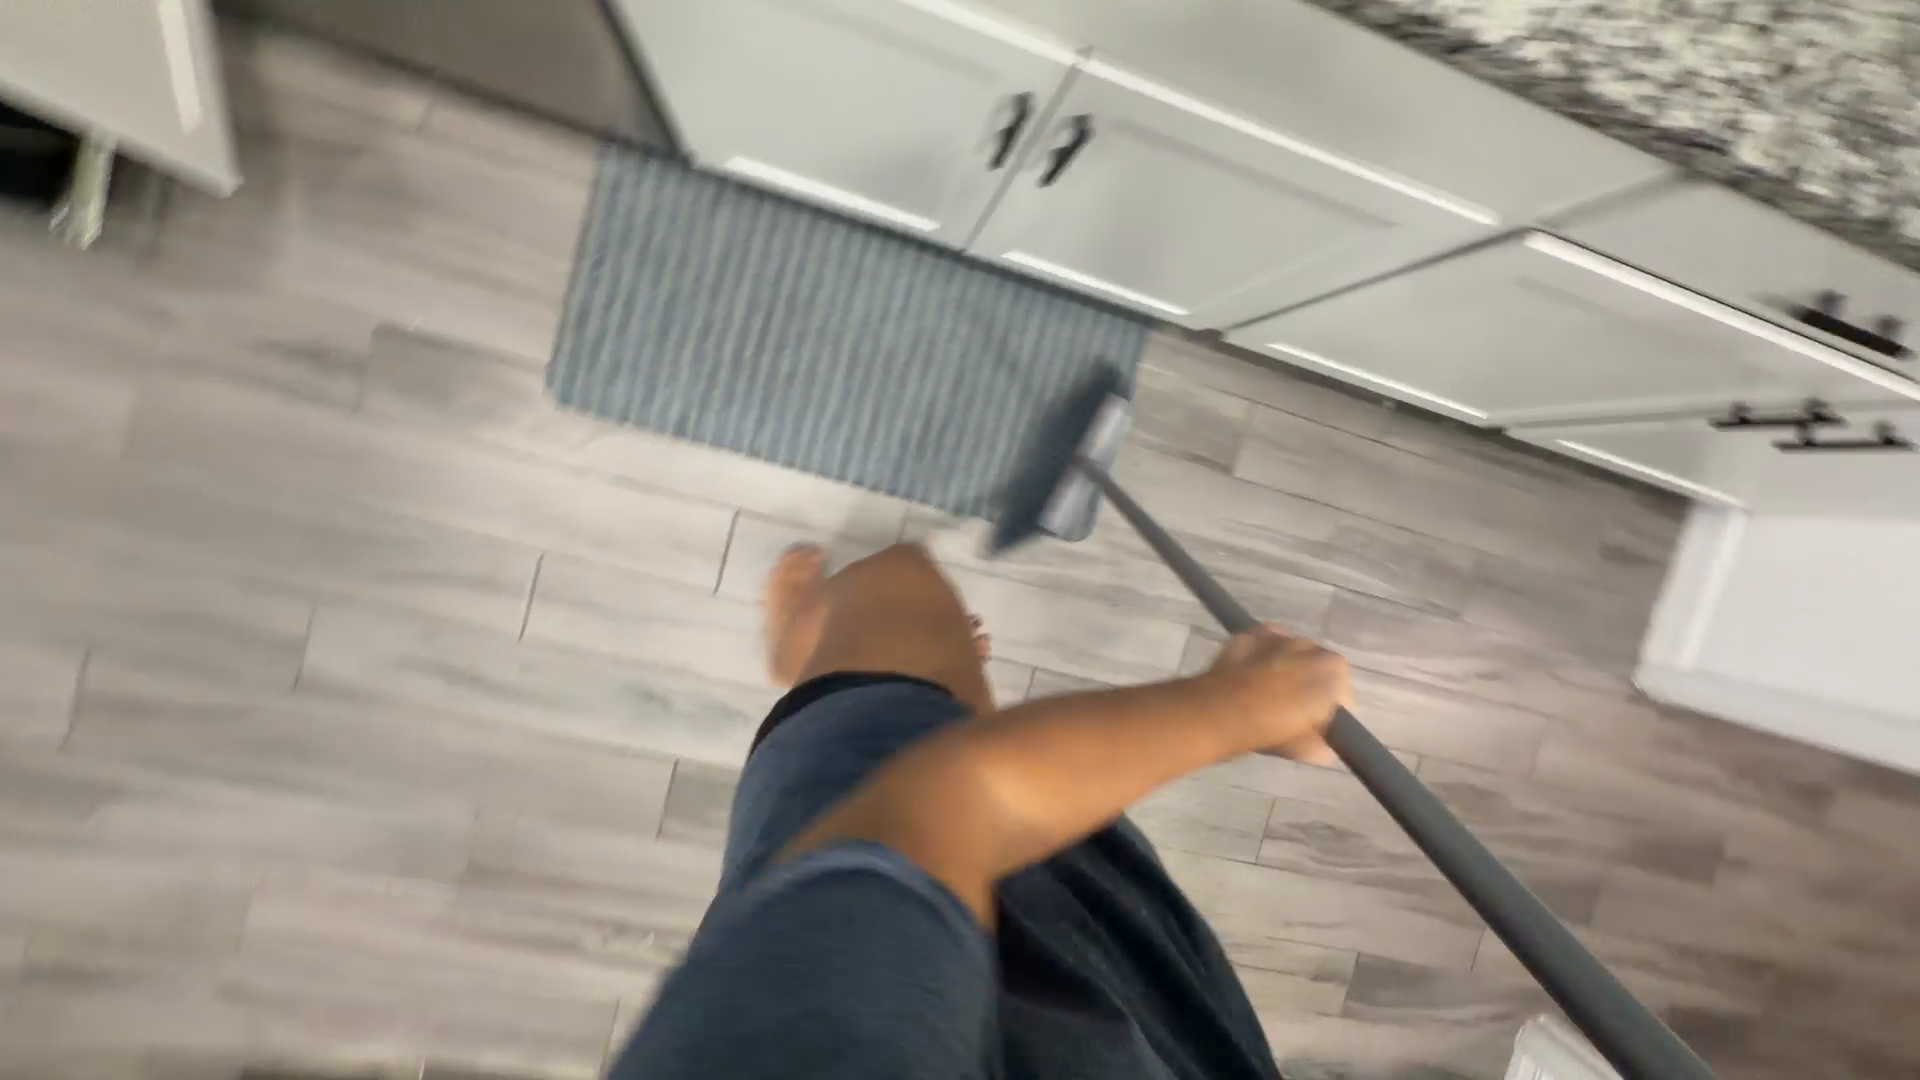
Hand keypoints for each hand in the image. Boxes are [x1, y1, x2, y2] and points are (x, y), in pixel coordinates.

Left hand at [1208, 624, 1351, 763]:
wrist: (1222, 710)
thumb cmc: (1272, 728)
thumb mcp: (1307, 749)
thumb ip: (1322, 745)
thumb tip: (1323, 747)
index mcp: (1334, 670)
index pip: (1342, 690)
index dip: (1332, 707)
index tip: (1318, 722)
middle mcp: (1310, 646)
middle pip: (1317, 665)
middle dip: (1310, 682)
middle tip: (1293, 705)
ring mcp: (1277, 636)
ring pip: (1290, 650)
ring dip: (1286, 664)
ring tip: (1269, 687)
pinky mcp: (1249, 634)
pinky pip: (1263, 641)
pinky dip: (1262, 652)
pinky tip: (1251, 670)